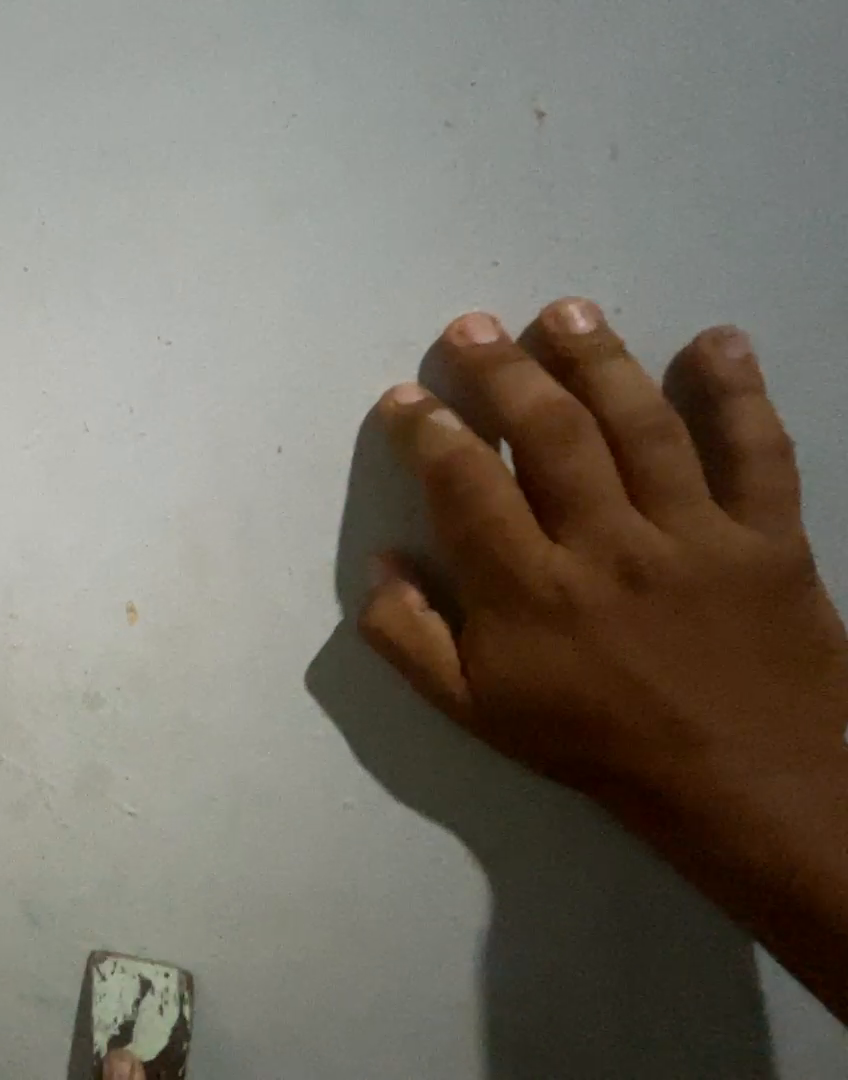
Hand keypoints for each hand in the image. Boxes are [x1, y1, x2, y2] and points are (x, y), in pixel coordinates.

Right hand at [360, 297, 847, 1017]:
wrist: (751, 784)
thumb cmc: (586, 737)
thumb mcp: (464, 703)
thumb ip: (404, 633)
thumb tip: (383, 560)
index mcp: (526, 589)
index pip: (466, 487)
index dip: (428, 433)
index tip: (402, 398)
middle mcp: (606, 547)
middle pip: (552, 438)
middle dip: (504, 375)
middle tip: (471, 328)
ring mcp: (696, 537)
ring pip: (643, 429)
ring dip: (600, 362)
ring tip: (565, 312)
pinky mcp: (771, 539)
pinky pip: (761, 454)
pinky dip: (740, 394)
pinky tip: (716, 341)